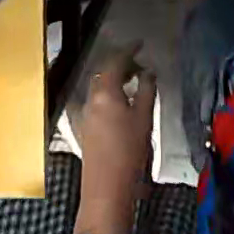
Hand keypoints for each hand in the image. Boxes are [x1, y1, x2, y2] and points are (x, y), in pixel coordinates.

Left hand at [72, 43, 155, 233]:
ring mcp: (85, 113)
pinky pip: (98, 100)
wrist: (106, 190)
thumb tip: (147, 72)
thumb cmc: (129, 153)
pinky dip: (110, 94)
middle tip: (140, 64)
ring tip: (135, 82)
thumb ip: (146, 91)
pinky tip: (123, 104)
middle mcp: (90, 98)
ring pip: (100, 87)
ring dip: (115, 80)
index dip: (128, 50)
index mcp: (104, 92)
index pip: (115, 61)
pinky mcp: (86, 127)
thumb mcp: (144, 120)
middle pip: (104, 72)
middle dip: (121, 65)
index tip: (140, 43)